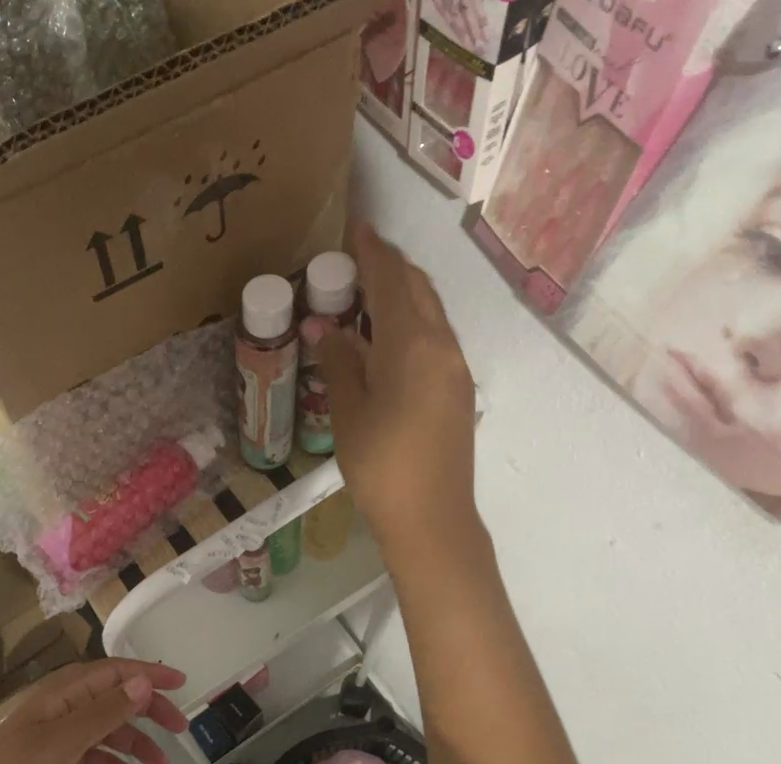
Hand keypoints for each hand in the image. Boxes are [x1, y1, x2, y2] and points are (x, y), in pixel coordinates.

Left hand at [0, 659, 187, 763]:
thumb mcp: (65, 741)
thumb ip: (105, 711)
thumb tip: (142, 681)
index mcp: (60, 694)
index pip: (113, 672)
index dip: (147, 674)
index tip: (182, 684)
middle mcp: (58, 708)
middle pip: (112, 698)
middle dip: (147, 709)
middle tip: (179, 730)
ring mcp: (52, 737)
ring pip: (104, 728)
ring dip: (134, 741)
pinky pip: (90, 755)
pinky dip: (112, 762)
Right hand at [305, 224, 477, 556]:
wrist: (431, 518)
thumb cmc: (381, 465)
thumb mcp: (350, 412)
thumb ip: (339, 361)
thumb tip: (323, 326)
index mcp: (413, 345)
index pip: (392, 281)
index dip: (372, 252)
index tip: (355, 228)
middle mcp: (443, 346)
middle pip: (418, 290)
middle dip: (390, 268)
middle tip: (355, 259)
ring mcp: (455, 369)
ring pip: (430, 314)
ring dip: (402, 295)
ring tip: (366, 293)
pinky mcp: (457, 391)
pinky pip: (434, 339)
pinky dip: (410, 323)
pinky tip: (386, 337)